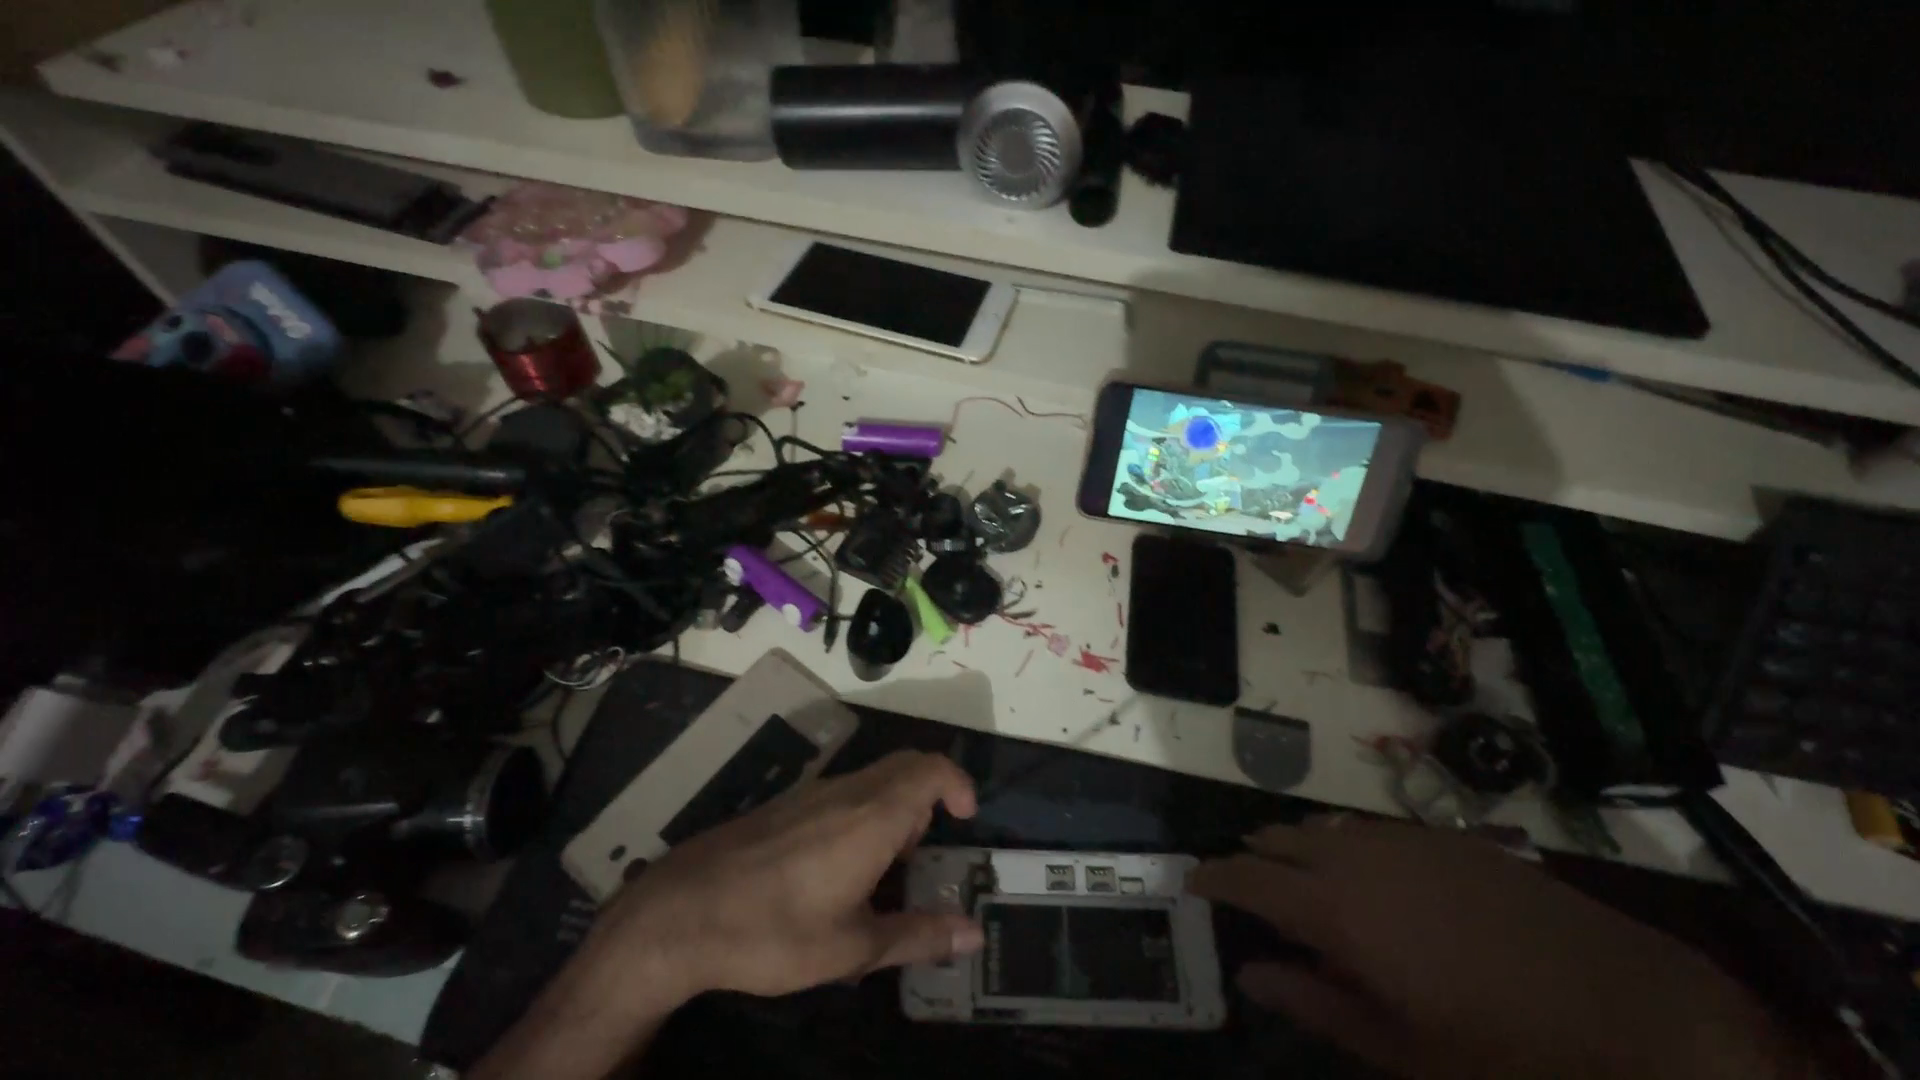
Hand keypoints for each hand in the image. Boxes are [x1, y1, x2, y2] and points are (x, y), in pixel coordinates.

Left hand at [582, 750, 985, 1004]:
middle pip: (905, 766)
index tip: (966, 819)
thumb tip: (974, 935)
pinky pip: (841, 793)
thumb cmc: (773, 932)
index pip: (931, 768)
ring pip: (871, 780)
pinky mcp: (783, 806)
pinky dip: (862, 814)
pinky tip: (840, 869)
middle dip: (931, 798)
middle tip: (926, 854)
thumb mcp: (852, 948)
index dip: (958, 784)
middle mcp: (846, 792)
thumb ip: (917, 936)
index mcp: (873, 816)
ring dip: (895, 808)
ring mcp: (810, 794)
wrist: (678, 915)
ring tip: (886, 870)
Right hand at [1190, 817, 1808, 1079]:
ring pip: (1324, 828)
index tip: (1190, 882)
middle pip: (1280, 839)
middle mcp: (1359, 858)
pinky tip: (1362, 872)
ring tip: (1292, 875)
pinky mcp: (1447, 839)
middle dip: (1251, 858)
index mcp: (1336, 910)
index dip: (1212, 878)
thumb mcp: (1401, 1049)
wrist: (1630, 1007)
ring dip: (1296, 847)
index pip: (1248, 877)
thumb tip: (1252, 971)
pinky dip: (1344, 843)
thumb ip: (1315, 1004)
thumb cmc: (1505, 1049)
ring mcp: (1405, 841)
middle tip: (1239, 885)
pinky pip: (1369, 829)